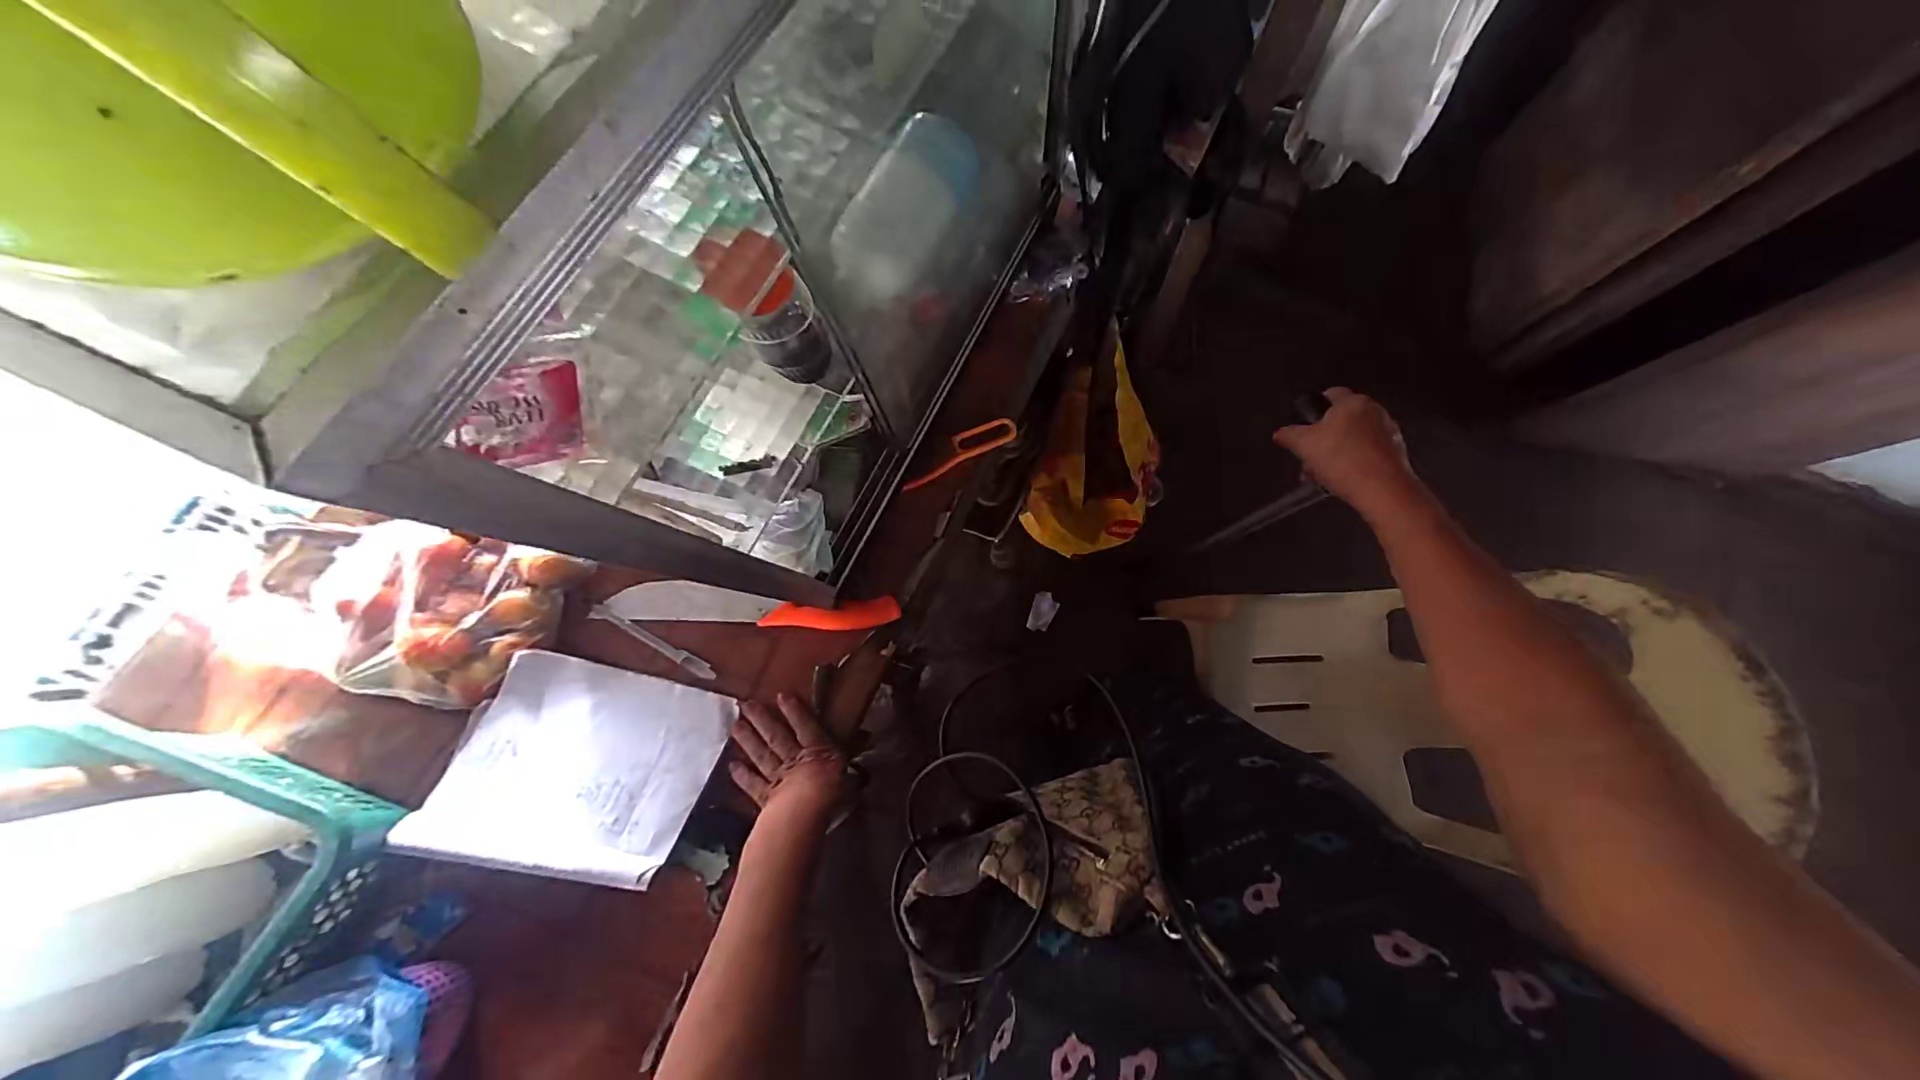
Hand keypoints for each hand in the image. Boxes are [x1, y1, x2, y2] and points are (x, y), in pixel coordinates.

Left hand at [729, 693, 851, 818]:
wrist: (804, 819)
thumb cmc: (834, 798)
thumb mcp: (852, 784)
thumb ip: (853, 776)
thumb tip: (862, 773)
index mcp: (819, 754)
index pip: (807, 728)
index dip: (796, 712)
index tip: (781, 695)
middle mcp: (796, 762)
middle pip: (777, 737)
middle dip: (762, 720)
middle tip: (745, 704)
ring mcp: (778, 780)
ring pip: (763, 756)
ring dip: (749, 741)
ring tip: (736, 726)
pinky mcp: (766, 799)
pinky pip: (753, 784)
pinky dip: (743, 776)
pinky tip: (732, 766)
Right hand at [1273, 387, 1420, 519]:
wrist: (1382, 489)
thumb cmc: (1340, 459)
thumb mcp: (1303, 445)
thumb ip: (1289, 435)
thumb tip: (1280, 433)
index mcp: (1353, 402)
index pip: (1331, 394)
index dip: (1314, 408)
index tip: (1303, 427)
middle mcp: (1375, 411)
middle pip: (1341, 419)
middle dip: (1323, 437)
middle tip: (1309, 457)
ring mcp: (1389, 432)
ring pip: (1354, 437)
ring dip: (1336, 451)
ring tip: (1323, 473)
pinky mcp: (1396, 453)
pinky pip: (1367, 452)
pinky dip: (1354, 461)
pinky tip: (1343, 479)